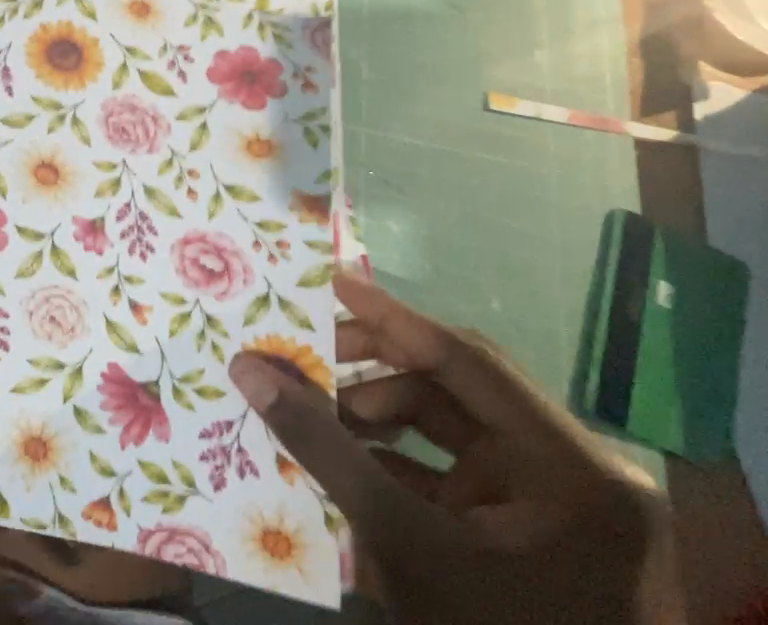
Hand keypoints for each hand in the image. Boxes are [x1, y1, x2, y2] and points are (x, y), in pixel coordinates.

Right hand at [227, 271, 675, 624]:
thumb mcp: (398, 538)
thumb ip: (324, 447)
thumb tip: (249, 368)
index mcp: (573, 469)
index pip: (469, 362)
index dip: (392, 318)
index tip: (326, 282)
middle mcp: (572, 471)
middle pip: (456, 389)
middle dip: (369, 370)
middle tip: (299, 357)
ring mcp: (548, 502)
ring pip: (445, 426)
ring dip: (370, 415)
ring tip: (306, 413)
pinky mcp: (520, 526)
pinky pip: (446, 467)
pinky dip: (388, 456)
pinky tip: (333, 455)